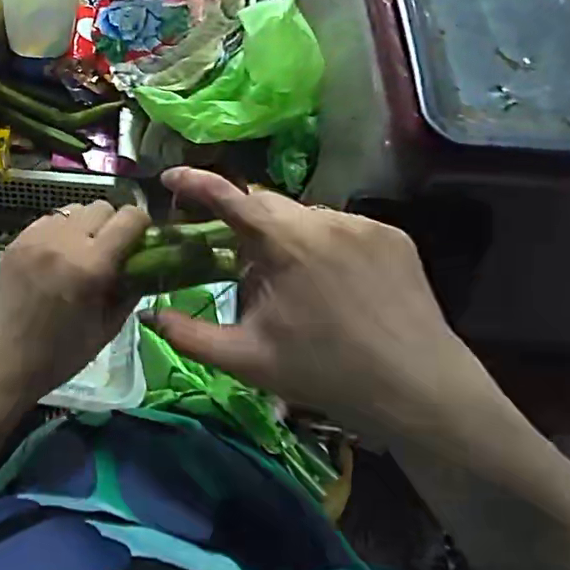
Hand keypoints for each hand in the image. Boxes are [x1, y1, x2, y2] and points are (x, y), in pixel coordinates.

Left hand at [0, 199, 149, 405]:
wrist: (2, 360)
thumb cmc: (59, 355)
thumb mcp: (107, 328)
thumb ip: (130, 289)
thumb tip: (146, 263)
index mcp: (90, 266)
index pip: (129, 218)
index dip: (142, 226)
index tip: (141, 242)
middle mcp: (63, 242)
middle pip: (102, 207)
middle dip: (113, 225)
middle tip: (110, 251)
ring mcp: (35, 238)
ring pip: (74, 209)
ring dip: (85, 225)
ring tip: (81, 253)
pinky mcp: (16, 240)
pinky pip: (49, 220)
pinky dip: (60, 231)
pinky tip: (56, 257)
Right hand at [145, 168, 505, 447]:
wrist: (422, 393)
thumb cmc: (325, 374)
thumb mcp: (244, 359)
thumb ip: (187, 334)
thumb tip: (147, 314)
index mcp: (284, 244)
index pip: (228, 196)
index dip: (194, 181)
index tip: (170, 176)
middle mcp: (323, 220)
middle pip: (263, 203)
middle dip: (239, 220)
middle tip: (229, 254)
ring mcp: (363, 225)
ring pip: (302, 215)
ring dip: (281, 234)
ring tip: (285, 278)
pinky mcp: (393, 235)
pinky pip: (338, 226)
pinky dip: (319, 242)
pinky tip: (328, 280)